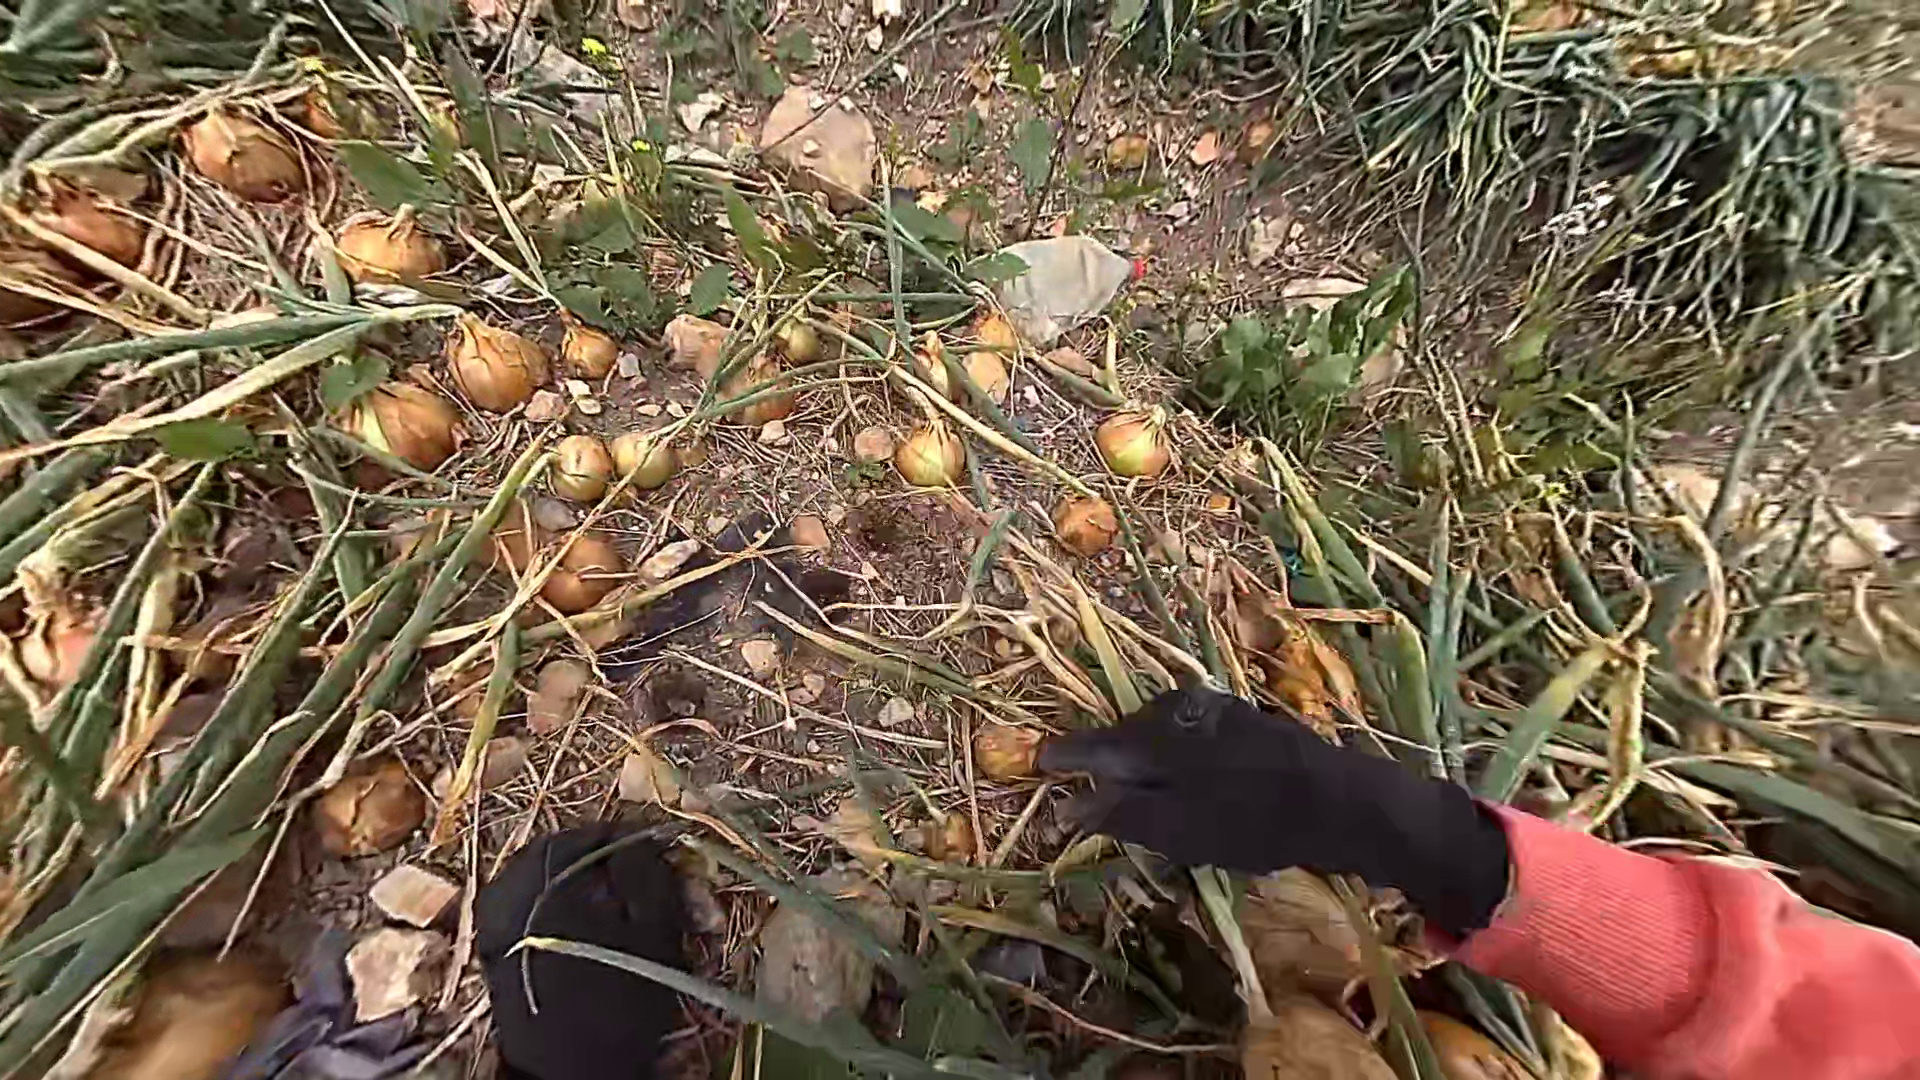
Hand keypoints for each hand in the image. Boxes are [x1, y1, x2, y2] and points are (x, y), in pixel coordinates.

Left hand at [476, 825, 685, 1079]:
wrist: (586, 1071)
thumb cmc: (629, 995)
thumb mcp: (656, 927)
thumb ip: (646, 873)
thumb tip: (633, 840)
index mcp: (551, 904)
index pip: (572, 843)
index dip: (608, 831)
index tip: (637, 836)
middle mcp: (513, 917)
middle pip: (536, 855)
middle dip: (579, 843)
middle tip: (614, 847)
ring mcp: (497, 941)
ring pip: (517, 878)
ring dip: (555, 864)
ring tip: (590, 867)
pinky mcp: (495, 962)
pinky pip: (508, 905)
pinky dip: (535, 890)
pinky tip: (565, 898)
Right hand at [1036, 684, 1510, 935]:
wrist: (1336, 796)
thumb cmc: (1250, 821)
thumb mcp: (1179, 830)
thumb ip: (1119, 813)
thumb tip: (1066, 806)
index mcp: (1151, 739)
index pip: (1091, 745)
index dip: (1064, 756)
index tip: (1041, 763)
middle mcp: (1169, 710)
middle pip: (1121, 736)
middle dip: (1109, 762)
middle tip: (1106, 794)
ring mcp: (1202, 705)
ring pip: (1152, 729)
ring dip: (1143, 755)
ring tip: (1155, 790)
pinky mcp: (1227, 709)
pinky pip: (1180, 725)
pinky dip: (1171, 747)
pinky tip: (1191, 773)